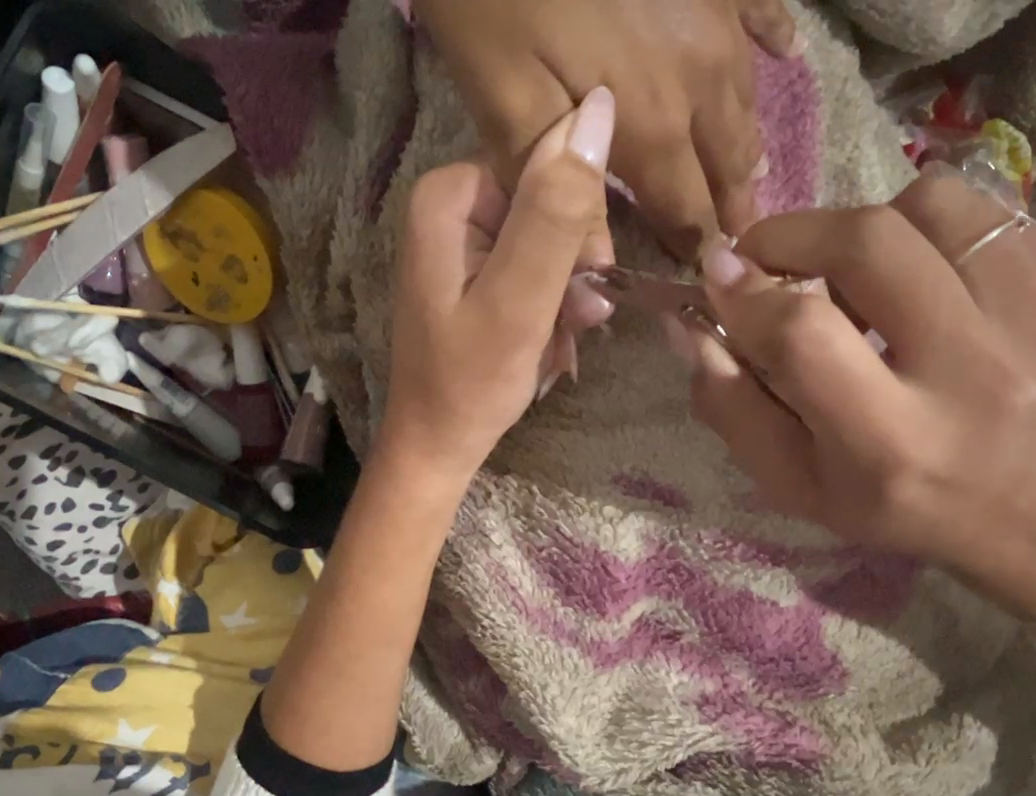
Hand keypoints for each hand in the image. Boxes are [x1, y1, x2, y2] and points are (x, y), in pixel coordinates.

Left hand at [381, 88, 614, 477]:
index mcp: (449, 194)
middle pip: (550, 203)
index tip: (591, 277)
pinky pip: (533, 266)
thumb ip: (556, 211)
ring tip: (570, 337)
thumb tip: (598, 108)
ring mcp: (462, 239)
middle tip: (583, 318)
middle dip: (575, 264)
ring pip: (549, 239)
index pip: (549, 165)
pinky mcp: (475, 271)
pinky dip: (552, 303)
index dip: (582, 220)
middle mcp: (451, 203)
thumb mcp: (520, 297)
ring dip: (570, 290)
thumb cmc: (471, 381)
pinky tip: (555, 340)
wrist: (437, 445)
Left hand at [421, 0, 799, 261]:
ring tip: (755, 174)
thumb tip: (602, 274)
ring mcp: (713, 14)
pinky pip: (759, 9)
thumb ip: (560, 197)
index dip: (696, 245)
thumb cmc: (492, 7)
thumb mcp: (506, 114)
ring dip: (749, 143)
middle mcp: (700, 75)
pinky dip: (773, 37)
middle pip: (727, 158)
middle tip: (741, 237)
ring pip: (746, 97)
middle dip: (732, 202)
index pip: (686, 208)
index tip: (707, 274)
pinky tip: (787, 52)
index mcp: (651, 125)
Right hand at [672, 166, 1035, 620]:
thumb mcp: (793, 482)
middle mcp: (976, 373)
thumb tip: (689, 323)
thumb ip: (731, 406)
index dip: (749, 293)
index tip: (720, 277)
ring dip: (870, 228)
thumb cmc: (895, 505)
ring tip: (860, 277)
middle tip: (771, 256)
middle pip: (869, 243)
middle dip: (798, 234)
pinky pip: (986, 213)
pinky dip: (934, 235)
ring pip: (930, 204)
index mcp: (891, 441)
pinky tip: (928, 286)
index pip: (805, 333)